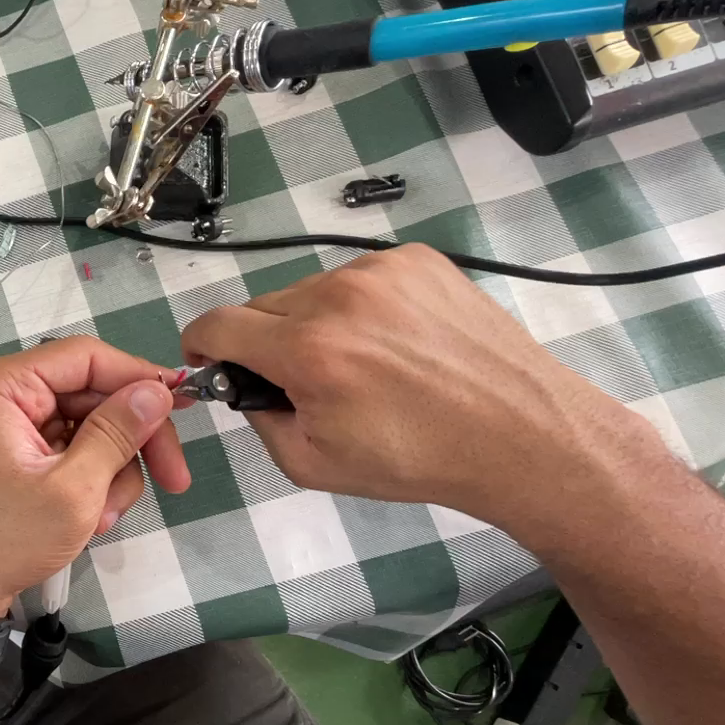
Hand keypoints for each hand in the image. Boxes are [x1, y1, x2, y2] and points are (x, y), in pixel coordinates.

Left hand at [0, 336, 191, 634]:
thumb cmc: (6, 539)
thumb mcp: (72, 488)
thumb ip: (117, 433)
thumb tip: (158, 390)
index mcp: (1, 386)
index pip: (84, 357)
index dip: (138, 376)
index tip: (184, 403)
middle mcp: (6, 394)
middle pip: (95, 393)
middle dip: (133, 441)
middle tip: (174, 479)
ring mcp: (16, 424)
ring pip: (95, 425)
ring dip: (114, 472)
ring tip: (101, 516)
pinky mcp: (25, 451)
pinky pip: (79, 449)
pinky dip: (95, 482)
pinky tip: (90, 518)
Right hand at [179, 244, 674, 535]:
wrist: (525, 437)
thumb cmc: (411, 460)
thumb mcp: (307, 463)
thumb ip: (255, 418)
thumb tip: (241, 383)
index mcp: (308, 351)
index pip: (215, 324)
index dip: (198, 345)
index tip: (209, 363)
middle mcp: (338, 297)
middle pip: (258, 308)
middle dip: (261, 342)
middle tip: (298, 379)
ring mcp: (382, 271)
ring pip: (306, 292)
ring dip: (307, 322)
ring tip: (355, 361)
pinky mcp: (419, 261)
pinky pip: (353, 279)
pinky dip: (353, 307)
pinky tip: (388, 340)